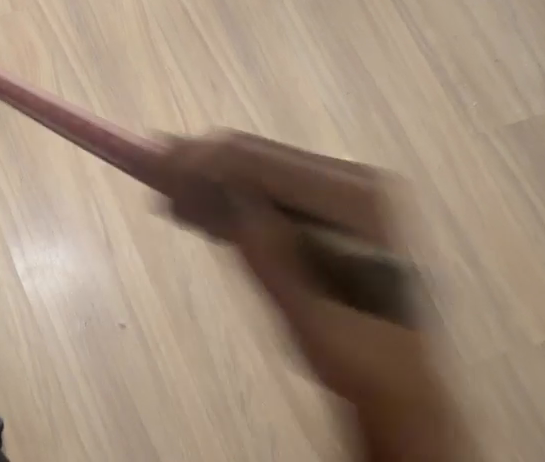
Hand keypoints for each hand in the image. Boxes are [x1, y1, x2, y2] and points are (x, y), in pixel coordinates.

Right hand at [158, 132, 465, 460]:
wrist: (399, 389)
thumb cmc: (351, 353)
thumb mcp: (298, 299)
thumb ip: (255, 235)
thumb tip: (196, 176)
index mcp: (356, 200)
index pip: (254, 158)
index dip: (194, 159)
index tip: (144, 164)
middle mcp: (356, 182)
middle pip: (252, 156)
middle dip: (196, 169)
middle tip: (154, 188)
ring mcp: (348, 192)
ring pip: (253, 166)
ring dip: (207, 181)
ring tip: (174, 202)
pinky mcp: (336, 205)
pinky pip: (265, 183)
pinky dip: (228, 194)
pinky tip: (204, 212)